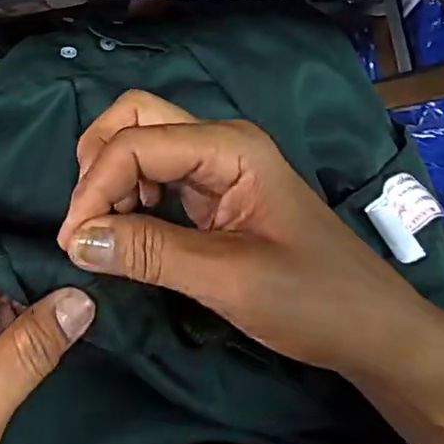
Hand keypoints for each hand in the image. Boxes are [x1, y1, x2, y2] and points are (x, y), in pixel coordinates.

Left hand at [0, 261, 93, 443]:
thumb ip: (34, 345)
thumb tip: (86, 295)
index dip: (39, 263)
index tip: (89, 264)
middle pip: (0, 280)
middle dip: (44, 286)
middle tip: (98, 285)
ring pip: (6, 305)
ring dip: (42, 310)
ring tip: (93, 301)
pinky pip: (2, 332)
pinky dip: (31, 333)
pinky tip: (67, 328)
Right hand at [56, 90, 428, 374]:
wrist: (368, 324)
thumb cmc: (312, 299)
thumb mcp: (228, 278)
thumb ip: (150, 252)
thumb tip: (76, 238)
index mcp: (231, 146)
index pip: (137, 140)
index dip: (96, 186)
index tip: (75, 243)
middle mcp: (221, 142)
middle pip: (136, 119)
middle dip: (99, 163)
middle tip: (87, 226)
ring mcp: (220, 165)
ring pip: (143, 144)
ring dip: (111, 181)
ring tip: (105, 237)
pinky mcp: (216, 192)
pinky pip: (158, 176)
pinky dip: (130, 197)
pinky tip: (129, 235)